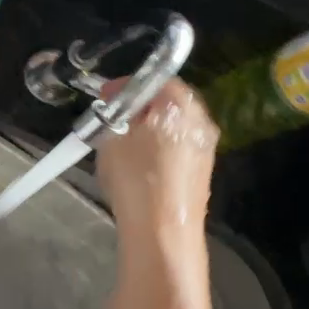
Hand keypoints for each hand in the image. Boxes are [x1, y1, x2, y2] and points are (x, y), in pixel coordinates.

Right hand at [94, 80, 218, 244]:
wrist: (163, 229)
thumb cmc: (136, 177)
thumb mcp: (113, 137)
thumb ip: (115, 113)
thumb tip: (117, 101)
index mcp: (181, 107)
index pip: (158, 79)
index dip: (128, 84)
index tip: (104, 96)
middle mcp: (200, 122)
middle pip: (169, 102)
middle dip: (139, 107)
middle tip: (110, 119)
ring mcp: (204, 148)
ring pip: (172, 126)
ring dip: (147, 128)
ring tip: (119, 143)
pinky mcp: (200, 170)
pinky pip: (175, 147)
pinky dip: (156, 147)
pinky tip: (136, 165)